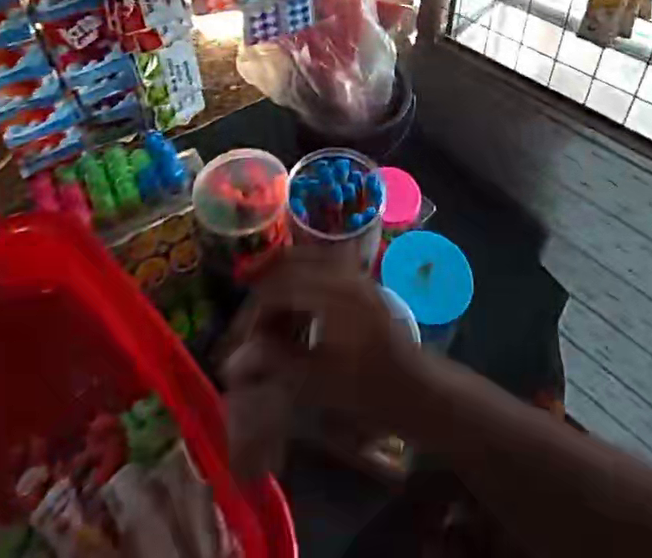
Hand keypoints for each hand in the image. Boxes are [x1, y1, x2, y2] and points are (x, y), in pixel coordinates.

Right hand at [219, 252, 427, 477]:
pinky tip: (296, 317)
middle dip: (265, 290)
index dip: (252, 314)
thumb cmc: (370, 390)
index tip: (241, 342)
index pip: (277, 288)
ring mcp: (356, 276)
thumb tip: (233, 360)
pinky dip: (303, 285)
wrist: (418, 390)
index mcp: (333, 293)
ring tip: (269, 321)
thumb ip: (274, 362)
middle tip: (250, 322)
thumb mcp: (318, 381)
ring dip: (283, 285)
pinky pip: (325, 269)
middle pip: (290, 263)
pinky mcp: (362, 284)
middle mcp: (345, 274)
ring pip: (307, 262)